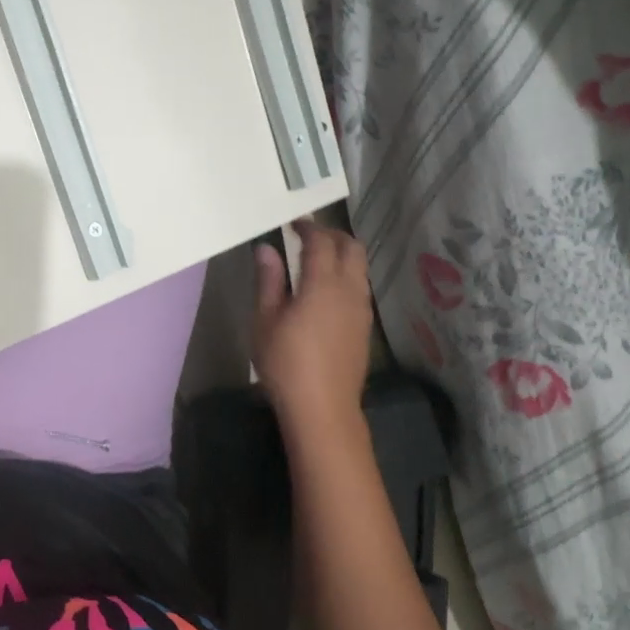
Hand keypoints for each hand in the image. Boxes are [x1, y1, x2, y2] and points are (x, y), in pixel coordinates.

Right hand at [252, 221, 373, 429]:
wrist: (322, 405)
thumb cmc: (285, 362)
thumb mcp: (265, 321)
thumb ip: (269, 281)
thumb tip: (266, 249)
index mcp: (323, 284)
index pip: (321, 243)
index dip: (308, 228)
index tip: (293, 223)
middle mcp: (349, 289)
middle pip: (351, 248)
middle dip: (332, 236)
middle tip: (308, 237)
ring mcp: (361, 308)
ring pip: (359, 267)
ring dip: (342, 255)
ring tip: (317, 260)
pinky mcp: (364, 326)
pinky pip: (360, 287)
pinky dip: (346, 275)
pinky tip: (326, 290)